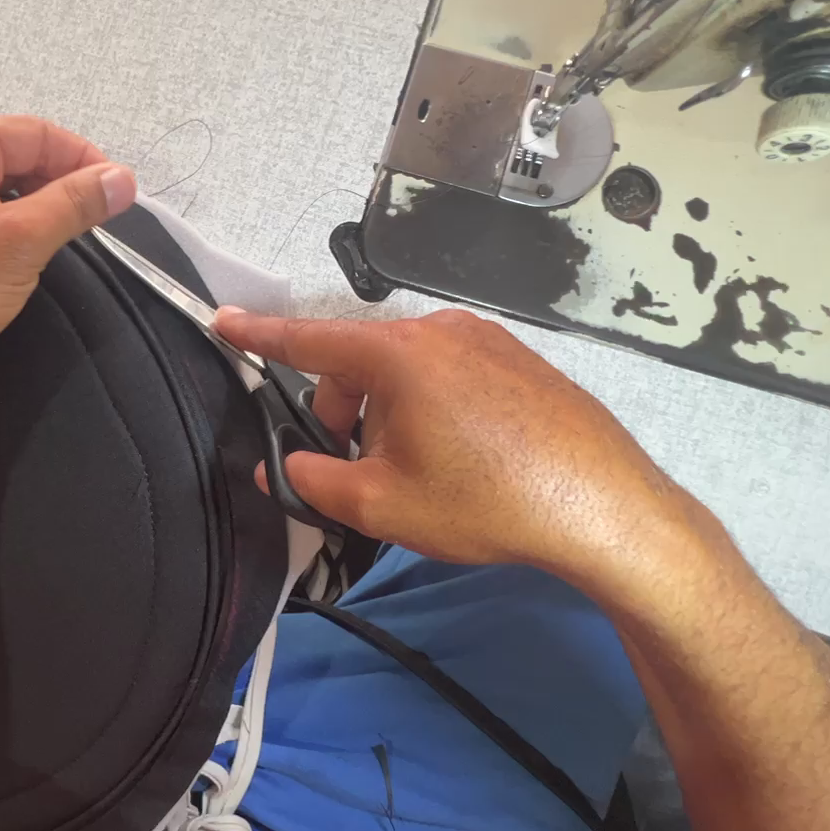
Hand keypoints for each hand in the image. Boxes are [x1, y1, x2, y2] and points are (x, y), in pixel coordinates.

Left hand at [0, 115, 136, 386]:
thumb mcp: (21, 240)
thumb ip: (75, 204)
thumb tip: (124, 179)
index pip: (35, 133)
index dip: (85, 158)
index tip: (122, 191)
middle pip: (18, 157)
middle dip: (64, 184)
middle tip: (102, 217)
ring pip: (4, 190)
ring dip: (42, 209)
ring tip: (75, 235)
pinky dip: (16, 228)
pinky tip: (34, 252)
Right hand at [215, 307, 693, 592]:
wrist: (607, 511)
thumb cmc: (483, 501)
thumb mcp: (378, 502)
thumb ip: (310, 479)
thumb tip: (280, 464)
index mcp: (398, 354)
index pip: (307, 341)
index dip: (258, 334)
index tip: (221, 319)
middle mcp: (439, 331)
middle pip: (355, 367)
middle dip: (342, 416)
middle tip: (364, 473)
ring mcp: (484, 340)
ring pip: (400, 374)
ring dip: (386, 418)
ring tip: (421, 473)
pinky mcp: (516, 359)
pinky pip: (443, 375)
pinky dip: (426, 410)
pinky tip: (461, 457)